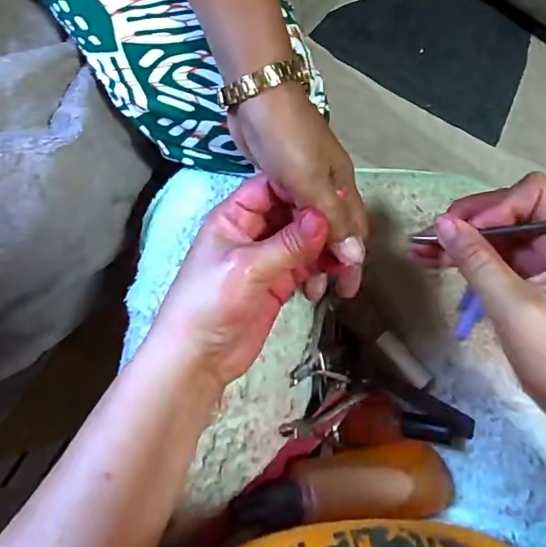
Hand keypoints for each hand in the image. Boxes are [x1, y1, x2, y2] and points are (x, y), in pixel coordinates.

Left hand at [144, 174, 332, 393]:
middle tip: (348, 235)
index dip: (302, 188)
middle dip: (322, 222)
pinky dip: (323, 270)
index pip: (273, 187)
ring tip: (345, 264)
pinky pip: (309, 265)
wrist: (197, 360)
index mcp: (235, 214)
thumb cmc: (208, 303)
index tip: (334, 198)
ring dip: (327, 249)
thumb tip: (324, 217)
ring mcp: (268, 256)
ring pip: (306, 239)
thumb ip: (288, 243)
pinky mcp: (280, 281)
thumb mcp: (247, 267)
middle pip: (295, 212)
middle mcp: (254, 229)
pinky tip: (332, 282)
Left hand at [226, 83, 367, 298]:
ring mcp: (299, 186)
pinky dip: (292, 241)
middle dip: (332, 262)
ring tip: (307, 283)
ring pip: (311, 229)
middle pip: (333, 232)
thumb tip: (356, 255)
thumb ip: (329, 220)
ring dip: (311, 255)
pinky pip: (291, 221)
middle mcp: (324, 187)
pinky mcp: (278, 185)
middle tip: (325, 292)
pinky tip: (286, 257)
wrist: (254, 97)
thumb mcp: (307, 182)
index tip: (345, 288)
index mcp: (338, 185)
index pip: (352, 230)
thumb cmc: (284, 139)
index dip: (350, 258)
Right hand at [415, 172, 545, 429]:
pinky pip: (502, 263)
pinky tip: (438, 264)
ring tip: (422, 250)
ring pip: (502, 238)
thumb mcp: (514, 309)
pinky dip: (472, 263)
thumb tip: (442, 223)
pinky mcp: (538, 289)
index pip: (536, 193)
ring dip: (464, 242)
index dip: (496, 204)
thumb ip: (477, 261)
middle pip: (515, 211)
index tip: (464, 229)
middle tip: (433, 236)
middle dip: (472, 221)